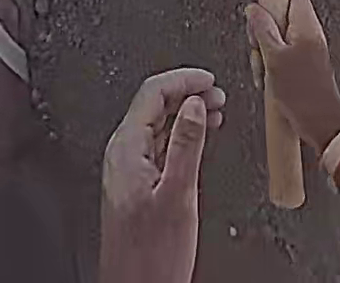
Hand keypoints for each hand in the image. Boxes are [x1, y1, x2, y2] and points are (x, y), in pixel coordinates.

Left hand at [100, 68, 226, 282]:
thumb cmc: (151, 259)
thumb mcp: (177, 194)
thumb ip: (186, 143)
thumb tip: (195, 104)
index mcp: (126, 147)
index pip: (153, 92)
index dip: (183, 79)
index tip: (208, 80)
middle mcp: (123, 152)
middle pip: (154, 104)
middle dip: (187, 92)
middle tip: (217, 94)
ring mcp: (128, 168)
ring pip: (158, 123)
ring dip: (186, 112)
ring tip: (214, 109)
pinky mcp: (137, 182)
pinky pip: (159, 143)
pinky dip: (181, 132)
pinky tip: (198, 136)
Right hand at [245, 0, 339, 148]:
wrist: (322, 126)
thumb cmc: (305, 96)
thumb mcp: (273, 58)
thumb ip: (261, 29)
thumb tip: (252, 10)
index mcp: (305, 22)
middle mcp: (309, 29)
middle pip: (279, 9)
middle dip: (262, 25)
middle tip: (258, 43)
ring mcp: (307, 44)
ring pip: (277, 31)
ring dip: (264, 47)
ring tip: (265, 66)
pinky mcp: (304, 59)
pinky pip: (281, 48)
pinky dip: (271, 59)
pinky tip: (269, 76)